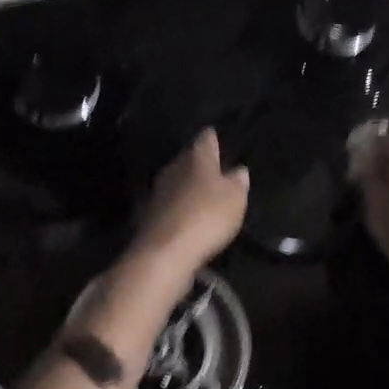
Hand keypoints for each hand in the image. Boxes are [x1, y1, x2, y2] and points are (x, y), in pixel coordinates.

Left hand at [133, 129, 249, 271]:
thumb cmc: (207, 216)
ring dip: (187, 186)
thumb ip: (237, 182)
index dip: (212, 138)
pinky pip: (169, 204)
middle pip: (188, 159)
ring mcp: (158, 191)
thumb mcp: (235, 199)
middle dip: (199, 163)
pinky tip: (187, 214)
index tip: (216, 136)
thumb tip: (238, 170)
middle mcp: (174, 167)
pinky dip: (179, 206)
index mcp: (196, 157)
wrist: (165, 251)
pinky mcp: (150, 214)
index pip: (205, 139)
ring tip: (202, 192)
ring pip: (176, 181)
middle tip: (213, 168)